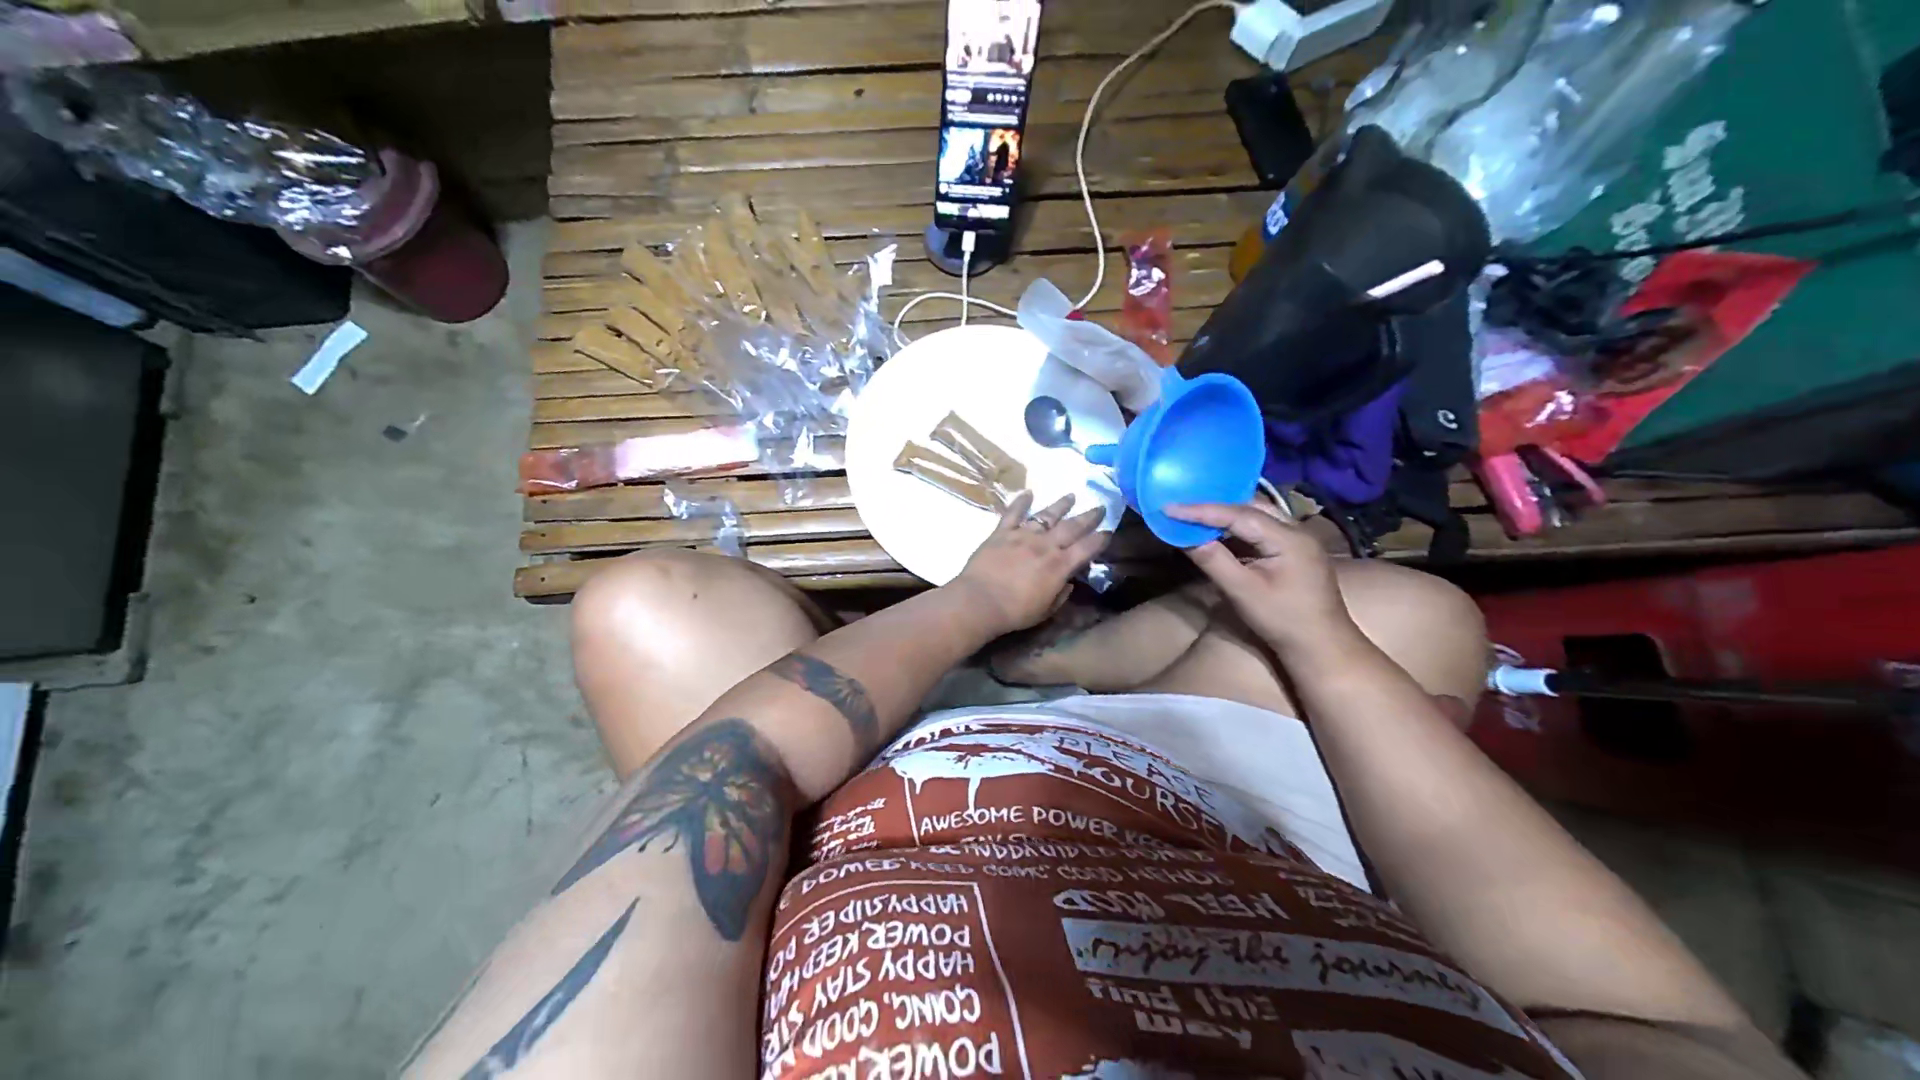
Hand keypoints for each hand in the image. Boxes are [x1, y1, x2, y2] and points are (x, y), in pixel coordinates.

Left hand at [948, 492, 1107, 636]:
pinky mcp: (1001, 532)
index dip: (1101, 539)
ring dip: (1061, 505)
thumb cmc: (1015, 612)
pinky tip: (1028, 492)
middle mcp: (1046, 545)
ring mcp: (1023, 535)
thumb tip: (1068, 583)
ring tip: (1071, 496)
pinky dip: (1021, 501)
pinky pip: (1013, 513)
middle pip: (1072, 526)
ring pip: (1046, 515)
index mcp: (1060, 566)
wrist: (980, 601)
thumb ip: (1060, 595)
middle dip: (1088, 516)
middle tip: (1100, 507)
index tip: (1109, 531)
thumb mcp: (1046, 610)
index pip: (1087, 548)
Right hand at [1166, 502, 1361, 659]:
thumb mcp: (1243, 591)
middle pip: (1251, 507)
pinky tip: (1219, 532)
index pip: (1238, 514)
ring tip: (1195, 515)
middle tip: (1182, 504)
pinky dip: (1238, 527)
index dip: (1201, 510)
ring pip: (1258, 515)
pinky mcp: (1295, 550)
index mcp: (1288, 538)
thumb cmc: (1283, 620)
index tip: (1170, 508)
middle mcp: (1296, 530)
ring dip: (1227, 514)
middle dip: (1215, 505)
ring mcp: (1298, 539)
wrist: (1321, 646)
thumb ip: (1213, 561)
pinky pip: (1262, 528)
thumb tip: (1183, 537)